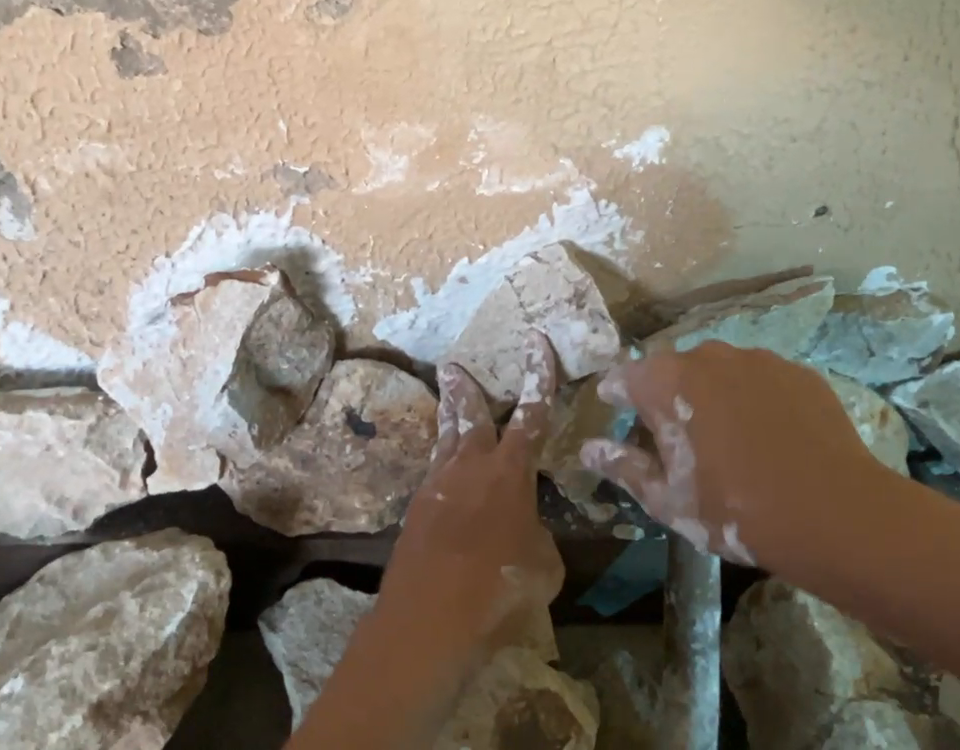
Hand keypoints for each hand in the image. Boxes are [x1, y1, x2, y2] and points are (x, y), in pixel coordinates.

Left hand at [376, 332, 564, 664]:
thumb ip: (536, 536)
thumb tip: (526, 530)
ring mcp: (437, 488)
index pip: (532, 414)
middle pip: (470, 416)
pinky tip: (445, 478)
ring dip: (448, 416)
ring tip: (446, 398)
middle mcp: (470, 468)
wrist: (428, 619)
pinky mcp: (416, 512)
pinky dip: (443, 465)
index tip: (535, 340)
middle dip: (467, 389)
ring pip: (445, 440)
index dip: (539, 376)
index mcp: (510, 473)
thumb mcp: (543, 566)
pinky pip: (434, 474)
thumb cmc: (499, 590)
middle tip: (453, 365)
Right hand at [580, 342, 895, 567]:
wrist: (834, 512)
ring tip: (728, 439)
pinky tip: (770, 438)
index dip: (618, 398)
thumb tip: (586, 449)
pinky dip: (756, 401)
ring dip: (714, 396)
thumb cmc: (734, 508)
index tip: (621, 417)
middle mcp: (708, 356)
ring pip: (720, 372)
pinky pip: (762, 381)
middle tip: (678, 441)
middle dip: (669, 397)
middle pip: (673, 370)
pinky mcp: (798, 373)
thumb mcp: (667, 499)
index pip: (625, 377)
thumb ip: (623, 467)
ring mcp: (758, 360)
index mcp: (666, 381)